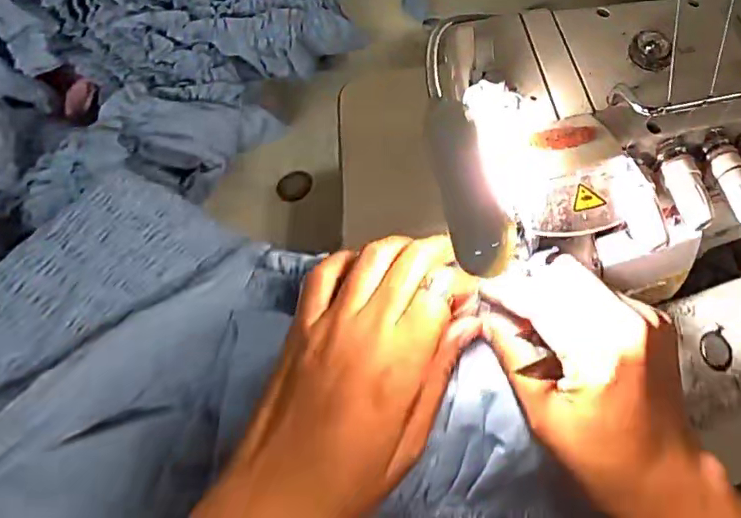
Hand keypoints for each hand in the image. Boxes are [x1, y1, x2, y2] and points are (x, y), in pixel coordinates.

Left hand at [195, 236, 479, 517]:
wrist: (270, 504)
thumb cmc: (348, 481)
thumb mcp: (410, 440)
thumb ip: (440, 371)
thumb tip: (470, 323)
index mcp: (400, 357)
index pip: (442, 286)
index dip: (462, 283)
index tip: (467, 297)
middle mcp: (367, 326)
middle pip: (413, 258)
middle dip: (441, 253)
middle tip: (452, 267)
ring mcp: (330, 321)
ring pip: (374, 253)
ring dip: (403, 248)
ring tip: (416, 261)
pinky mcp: (301, 325)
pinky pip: (327, 270)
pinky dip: (351, 258)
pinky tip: (366, 270)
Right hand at [482, 255, 740, 517]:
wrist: (664, 474)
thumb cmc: (609, 463)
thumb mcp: (547, 419)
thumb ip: (517, 361)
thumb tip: (492, 319)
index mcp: (605, 350)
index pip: (545, 300)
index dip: (510, 291)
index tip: (487, 289)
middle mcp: (632, 321)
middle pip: (567, 277)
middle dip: (532, 287)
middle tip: (507, 308)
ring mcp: (647, 315)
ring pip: (585, 280)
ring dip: (555, 293)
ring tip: (538, 327)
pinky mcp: (654, 315)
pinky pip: (605, 294)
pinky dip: (580, 304)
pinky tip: (570, 333)